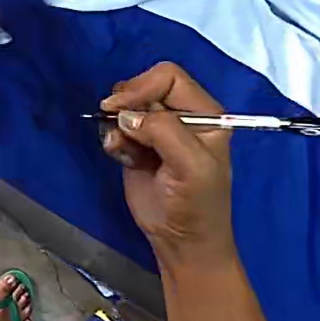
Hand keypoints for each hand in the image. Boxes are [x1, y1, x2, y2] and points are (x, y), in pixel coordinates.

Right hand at [100, 63, 236, 266]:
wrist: (181, 242)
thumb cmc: (196, 204)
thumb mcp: (191, 165)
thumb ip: (163, 131)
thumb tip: (126, 115)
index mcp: (206, 113)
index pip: (170, 77)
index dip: (143, 86)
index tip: (121, 107)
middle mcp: (182, 116)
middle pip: (146, 87)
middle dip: (127, 104)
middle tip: (116, 125)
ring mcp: (158, 131)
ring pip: (127, 107)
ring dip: (117, 123)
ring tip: (122, 148)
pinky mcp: (138, 146)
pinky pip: (117, 128)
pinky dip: (113, 139)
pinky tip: (121, 158)